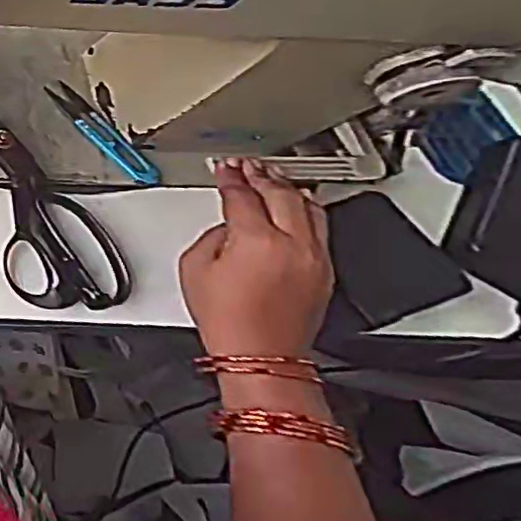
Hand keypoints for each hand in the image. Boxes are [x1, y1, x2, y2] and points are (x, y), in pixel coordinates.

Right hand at [179, 158, 333, 356]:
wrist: (259, 354)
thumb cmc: (228, 320)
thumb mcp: (194, 269)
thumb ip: (212, 236)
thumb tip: (229, 227)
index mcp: (257, 241)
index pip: (243, 195)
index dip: (230, 178)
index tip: (225, 169)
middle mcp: (293, 245)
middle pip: (280, 192)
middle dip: (260, 175)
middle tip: (246, 167)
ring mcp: (314, 257)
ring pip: (308, 205)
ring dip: (287, 188)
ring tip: (271, 179)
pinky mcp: (326, 270)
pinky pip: (321, 227)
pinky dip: (305, 210)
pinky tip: (294, 205)